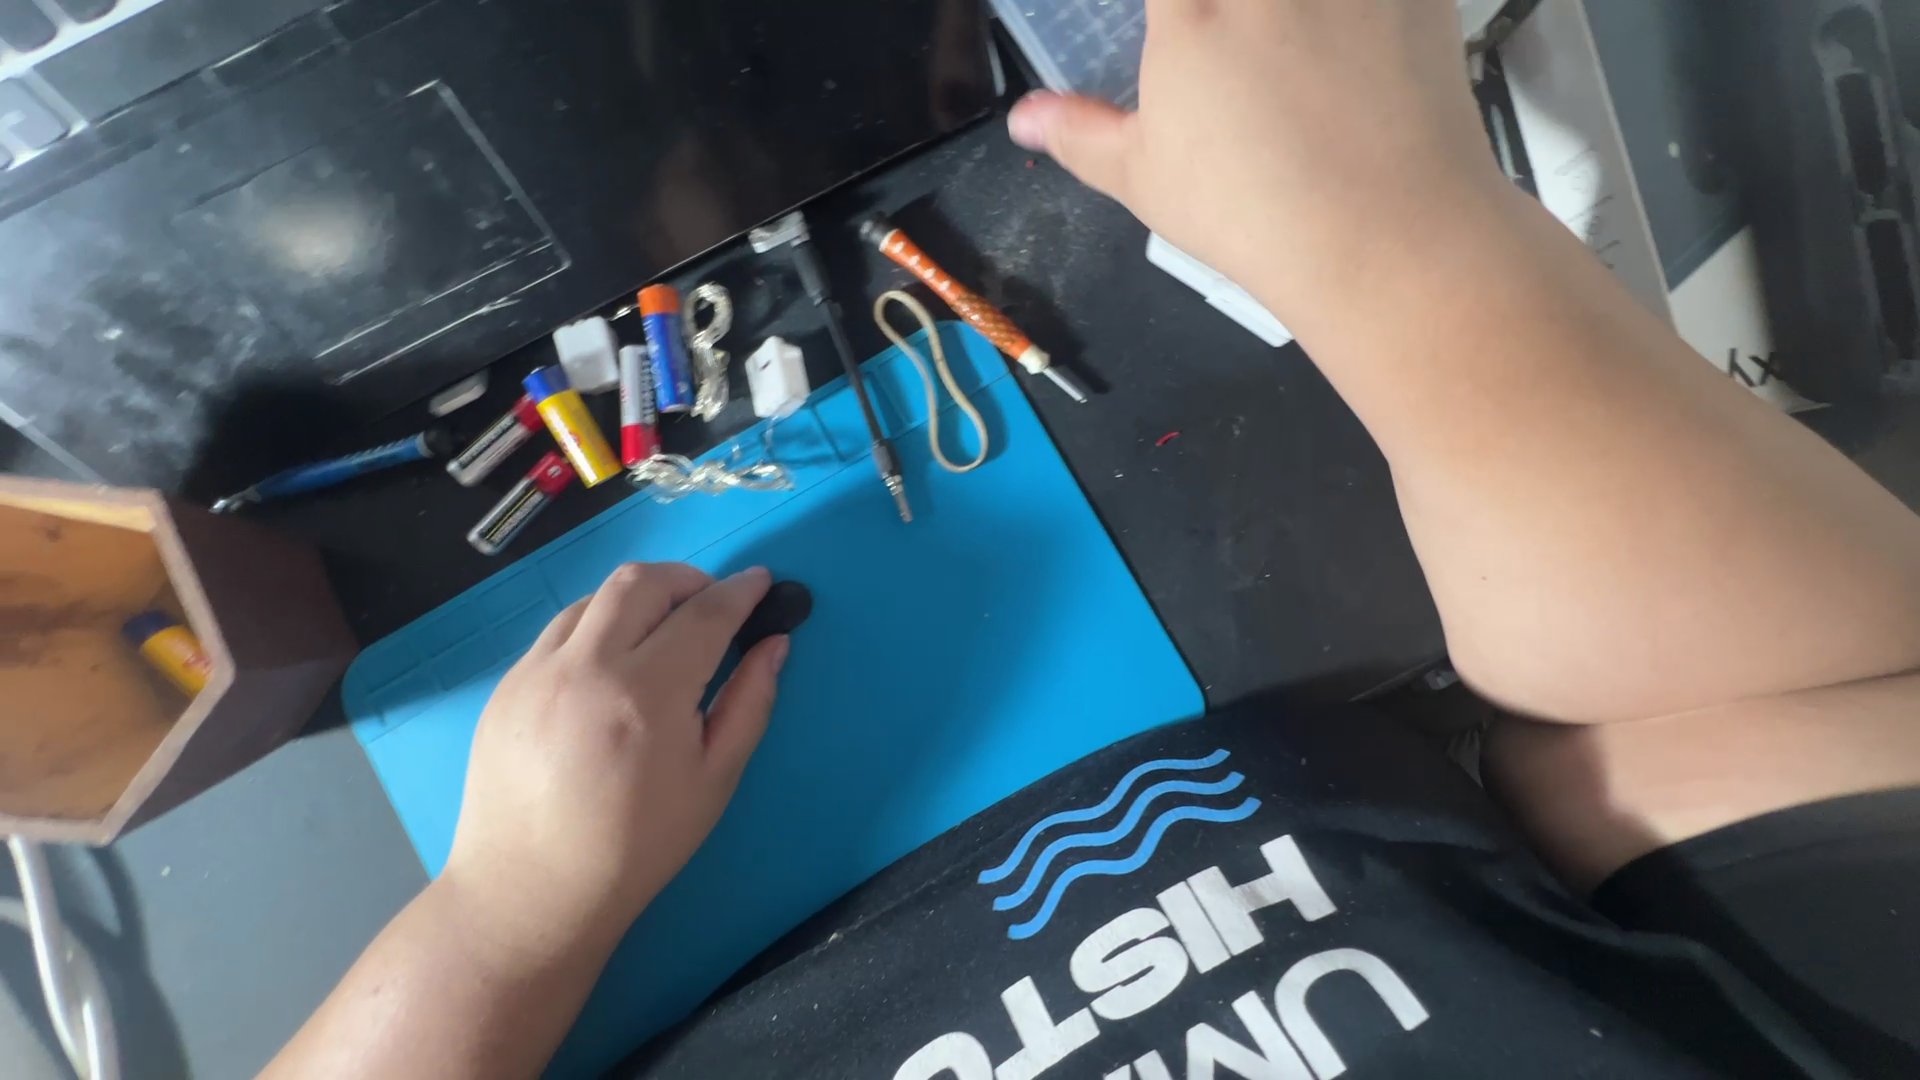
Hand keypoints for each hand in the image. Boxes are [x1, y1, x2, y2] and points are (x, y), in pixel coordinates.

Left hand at [442, 563, 785, 951]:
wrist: (530, 893)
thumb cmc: (639, 843)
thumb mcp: (716, 777)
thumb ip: (751, 700)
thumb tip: (775, 644)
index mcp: (647, 695)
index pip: (705, 614)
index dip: (741, 591)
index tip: (761, 580)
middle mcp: (586, 668)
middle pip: (643, 581)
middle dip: (689, 578)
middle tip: (712, 605)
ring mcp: (535, 672)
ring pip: (597, 597)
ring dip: (642, 599)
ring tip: (663, 635)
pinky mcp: (504, 685)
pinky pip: (562, 630)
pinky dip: (601, 627)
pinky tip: (614, 667)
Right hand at [1007, 0, 1506, 317]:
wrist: (1373, 232)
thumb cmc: (1240, 209)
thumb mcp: (1142, 179)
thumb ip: (1079, 133)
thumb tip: (1022, 117)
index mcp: (1189, 6)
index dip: (1167, 10)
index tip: (1168, 29)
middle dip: (1210, 13)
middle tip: (1210, 35)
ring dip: (1276, 18)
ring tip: (1269, 41)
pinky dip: (1351, 15)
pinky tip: (1335, 42)